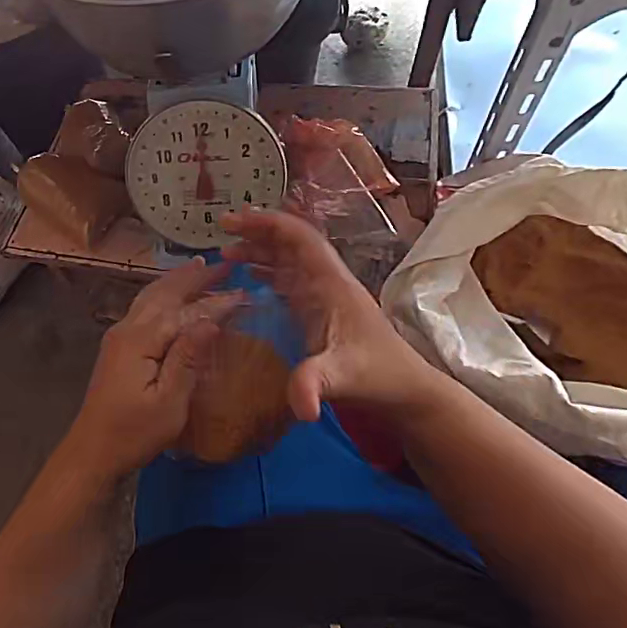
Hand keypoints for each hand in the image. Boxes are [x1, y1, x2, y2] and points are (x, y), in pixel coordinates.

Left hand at [67, 261, 243, 476]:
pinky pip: (145, 307)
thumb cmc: (134, 433)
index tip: (243, 293)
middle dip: (194, 278)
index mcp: (140, 340)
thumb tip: (210, 321)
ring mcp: (119, 337)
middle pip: (164, 293)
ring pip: (152, 297)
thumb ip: (188, 358)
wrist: (92, 452)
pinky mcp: (118, 347)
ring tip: (200, 268)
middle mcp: (127, 329)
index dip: (215, 302)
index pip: (185, 312)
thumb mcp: (169, 401)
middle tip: (224, 265)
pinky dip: (164, 294)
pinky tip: (173, 295)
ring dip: (177, 281)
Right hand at [221, 207, 446, 423]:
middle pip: (290, 242)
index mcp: (331, 282)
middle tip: (223, 230)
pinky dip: (268, 275)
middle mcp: (326, 282)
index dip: (266, 223)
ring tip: (228, 253)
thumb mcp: (342, 377)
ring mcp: (324, 296)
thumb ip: (315, 383)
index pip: (298, 236)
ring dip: (260, 252)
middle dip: (257, 232)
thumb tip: (298, 406)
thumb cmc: (377, 374)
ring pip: (289, 261)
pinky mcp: (320, 313)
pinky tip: (250, 279)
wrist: (403, 389)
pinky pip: (290, 283)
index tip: (234, 221)